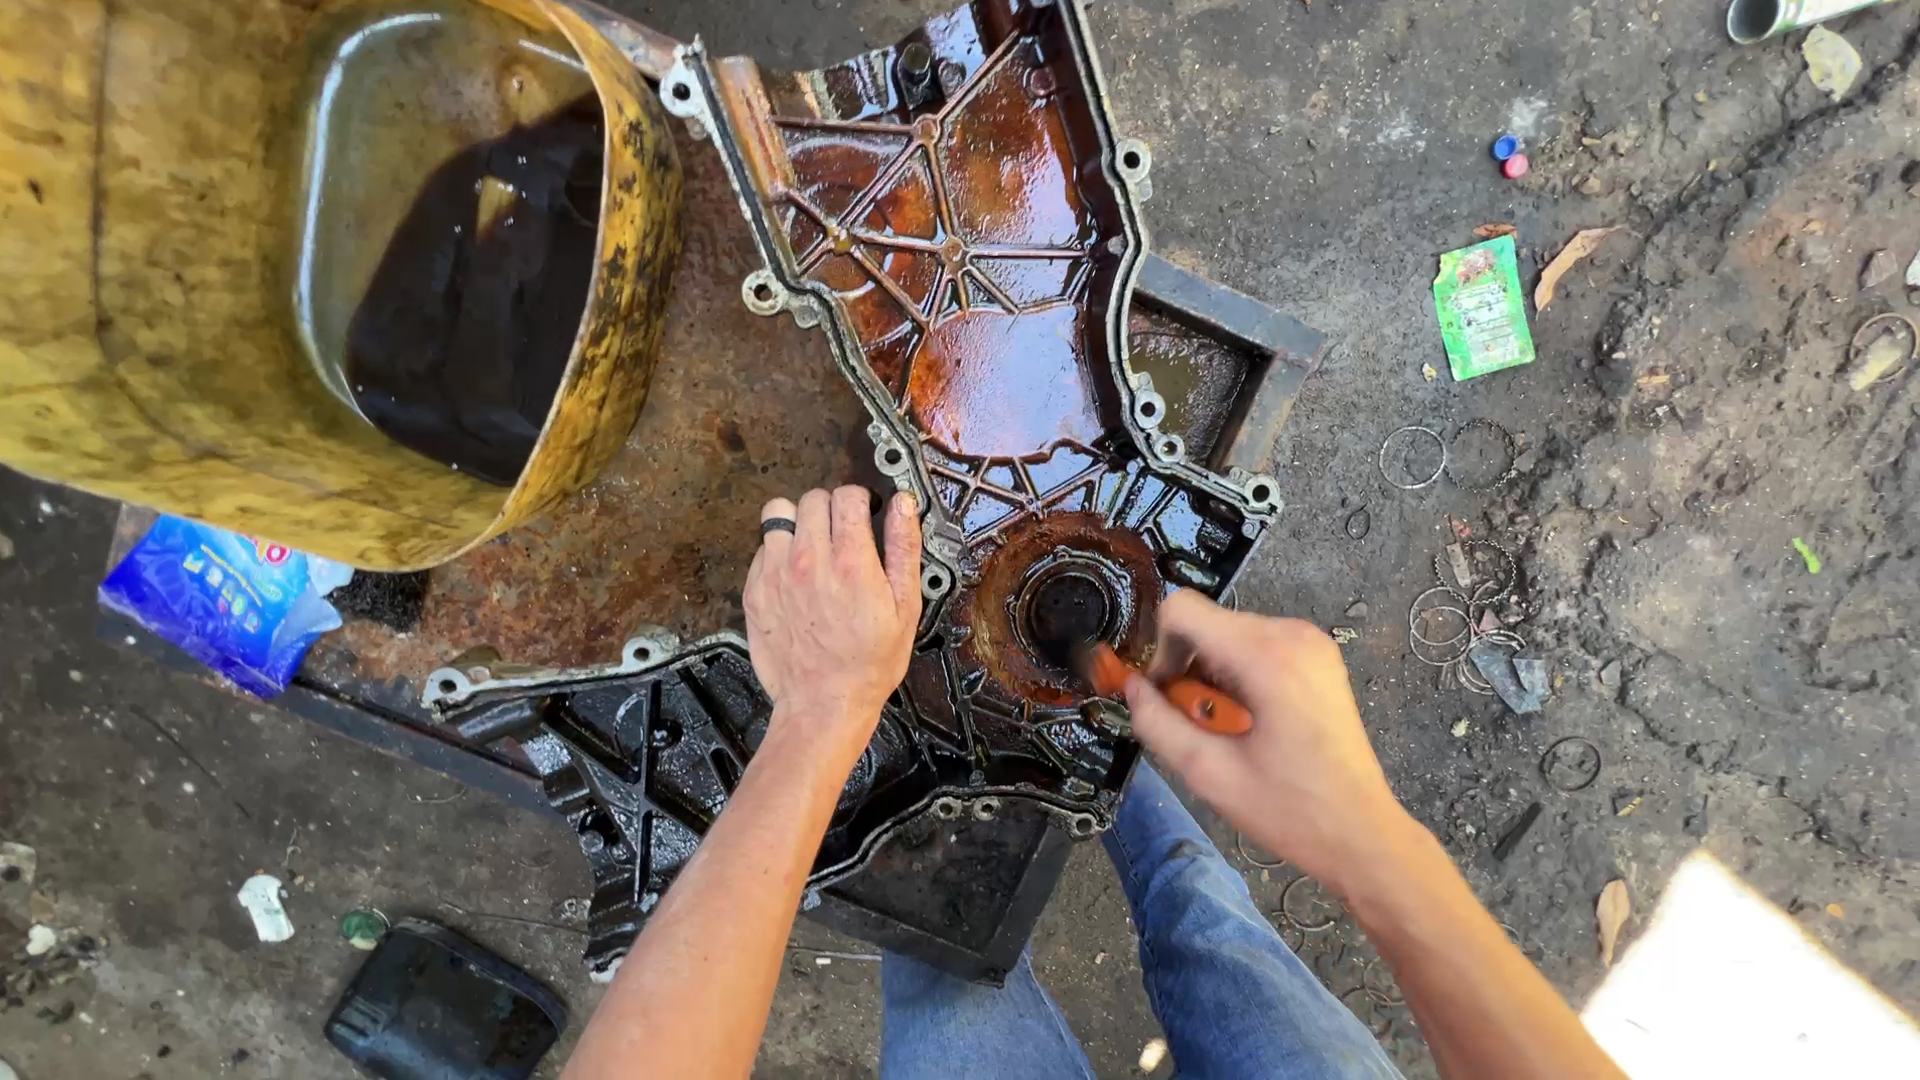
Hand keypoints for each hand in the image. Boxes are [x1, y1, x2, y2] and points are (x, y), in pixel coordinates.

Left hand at [744, 487, 921, 763]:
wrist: (824, 703)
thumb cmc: (868, 662)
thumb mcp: (906, 607)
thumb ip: (904, 548)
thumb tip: (904, 505)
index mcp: (851, 562)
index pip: (848, 496)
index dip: (861, 500)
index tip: (865, 514)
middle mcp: (809, 561)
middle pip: (813, 498)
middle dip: (831, 509)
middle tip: (842, 533)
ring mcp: (776, 575)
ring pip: (778, 513)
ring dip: (798, 522)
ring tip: (812, 545)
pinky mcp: (755, 591)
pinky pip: (762, 548)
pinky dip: (778, 552)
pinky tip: (795, 574)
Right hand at [1124, 590, 1414, 895]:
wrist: (1362, 832)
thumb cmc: (1289, 810)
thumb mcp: (1206, 773)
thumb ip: (1155, 722)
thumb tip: (1131, 687)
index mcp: (1266, 656)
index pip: (1182, 610)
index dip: (1159, 650)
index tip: (1168, 695)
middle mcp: (1291, 633)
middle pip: (1204, 622)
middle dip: (1186, 667)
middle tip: (1196, 721)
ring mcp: (1308, 639)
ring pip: (1224, 633)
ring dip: (1210, 673)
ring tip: (1227, 725)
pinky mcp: (1315, 652)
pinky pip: (1252, 642)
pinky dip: (1235, 672)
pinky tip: (1249, 716)